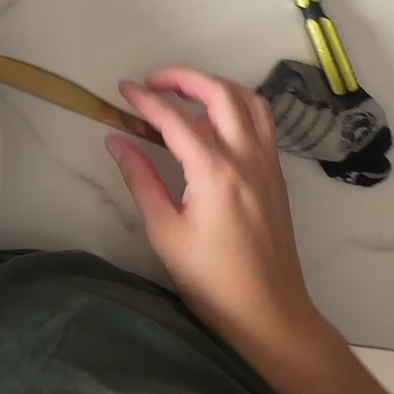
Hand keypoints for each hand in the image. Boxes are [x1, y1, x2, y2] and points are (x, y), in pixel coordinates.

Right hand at [109, 68, 326, 354]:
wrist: (271, 315)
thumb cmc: (211, 280)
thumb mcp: (165, 233)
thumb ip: (141, 180)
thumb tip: (117, 141)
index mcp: (215, 172)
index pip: (174, 119)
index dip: (145, 100)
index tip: (123, 89)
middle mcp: (246, 157)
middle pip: (219, 92)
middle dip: (183, 77)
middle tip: (153, 82)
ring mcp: (267, 162)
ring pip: (247, 100)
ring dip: (214, 86)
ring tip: (184, 93)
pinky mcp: (276, 173)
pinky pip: (261, 121)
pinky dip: (236, 105)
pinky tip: (214, 121)